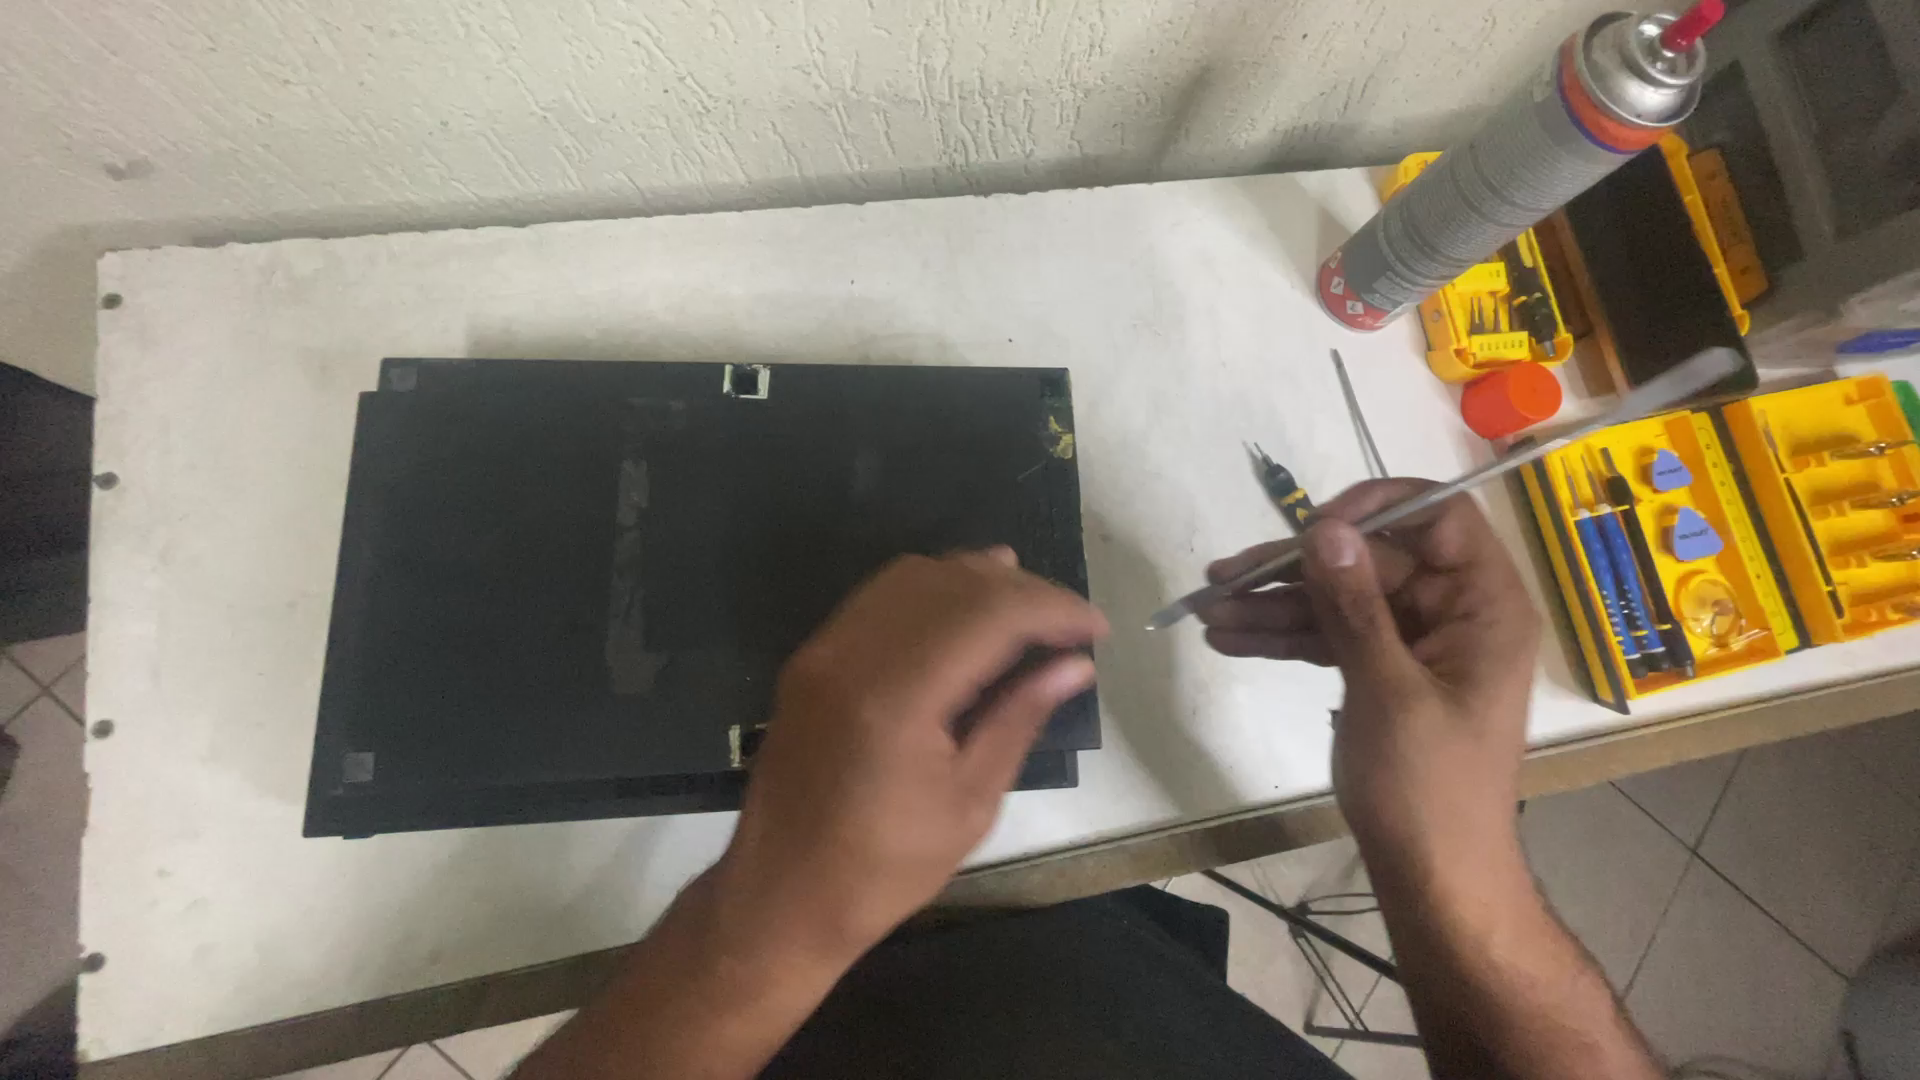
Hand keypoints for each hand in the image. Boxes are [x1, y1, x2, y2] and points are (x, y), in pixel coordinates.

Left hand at [711, 548, 1107, 967]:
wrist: (779, 895)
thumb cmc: (882, 869)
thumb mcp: (969, 803)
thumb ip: (1020, 718)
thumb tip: (1075, 665)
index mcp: (896, 698)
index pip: (988, 614)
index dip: (1050, 607)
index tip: (1095, 627)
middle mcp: (854, 653)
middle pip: (953, 584)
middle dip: (1022, 590)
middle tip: (1068, 621)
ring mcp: (826, 648)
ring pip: (914, 577)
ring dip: (977, 581)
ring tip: (1028, 604)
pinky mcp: (814, 655)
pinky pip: (882, 596)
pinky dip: (933, 590)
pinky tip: (966, 607)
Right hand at [1199, 480, 1540, 870]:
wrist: (1430, 871)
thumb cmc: (1428, 785)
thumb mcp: (1387, 690)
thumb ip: (1354, 605)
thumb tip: (1324, 528)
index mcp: (1482, 606)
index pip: (1439, 519)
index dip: (1376, 508)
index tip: (1312, 527)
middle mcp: (1448, 612)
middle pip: (1365, 562)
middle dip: (1292, 572)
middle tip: (1223, 578)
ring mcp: (1409, 641)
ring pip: (1335, 600)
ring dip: (1271, 606)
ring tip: (1208, 613)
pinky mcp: (1377, 668)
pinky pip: (1325, 636)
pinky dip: (1280, 637)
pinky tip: (1229, 639)